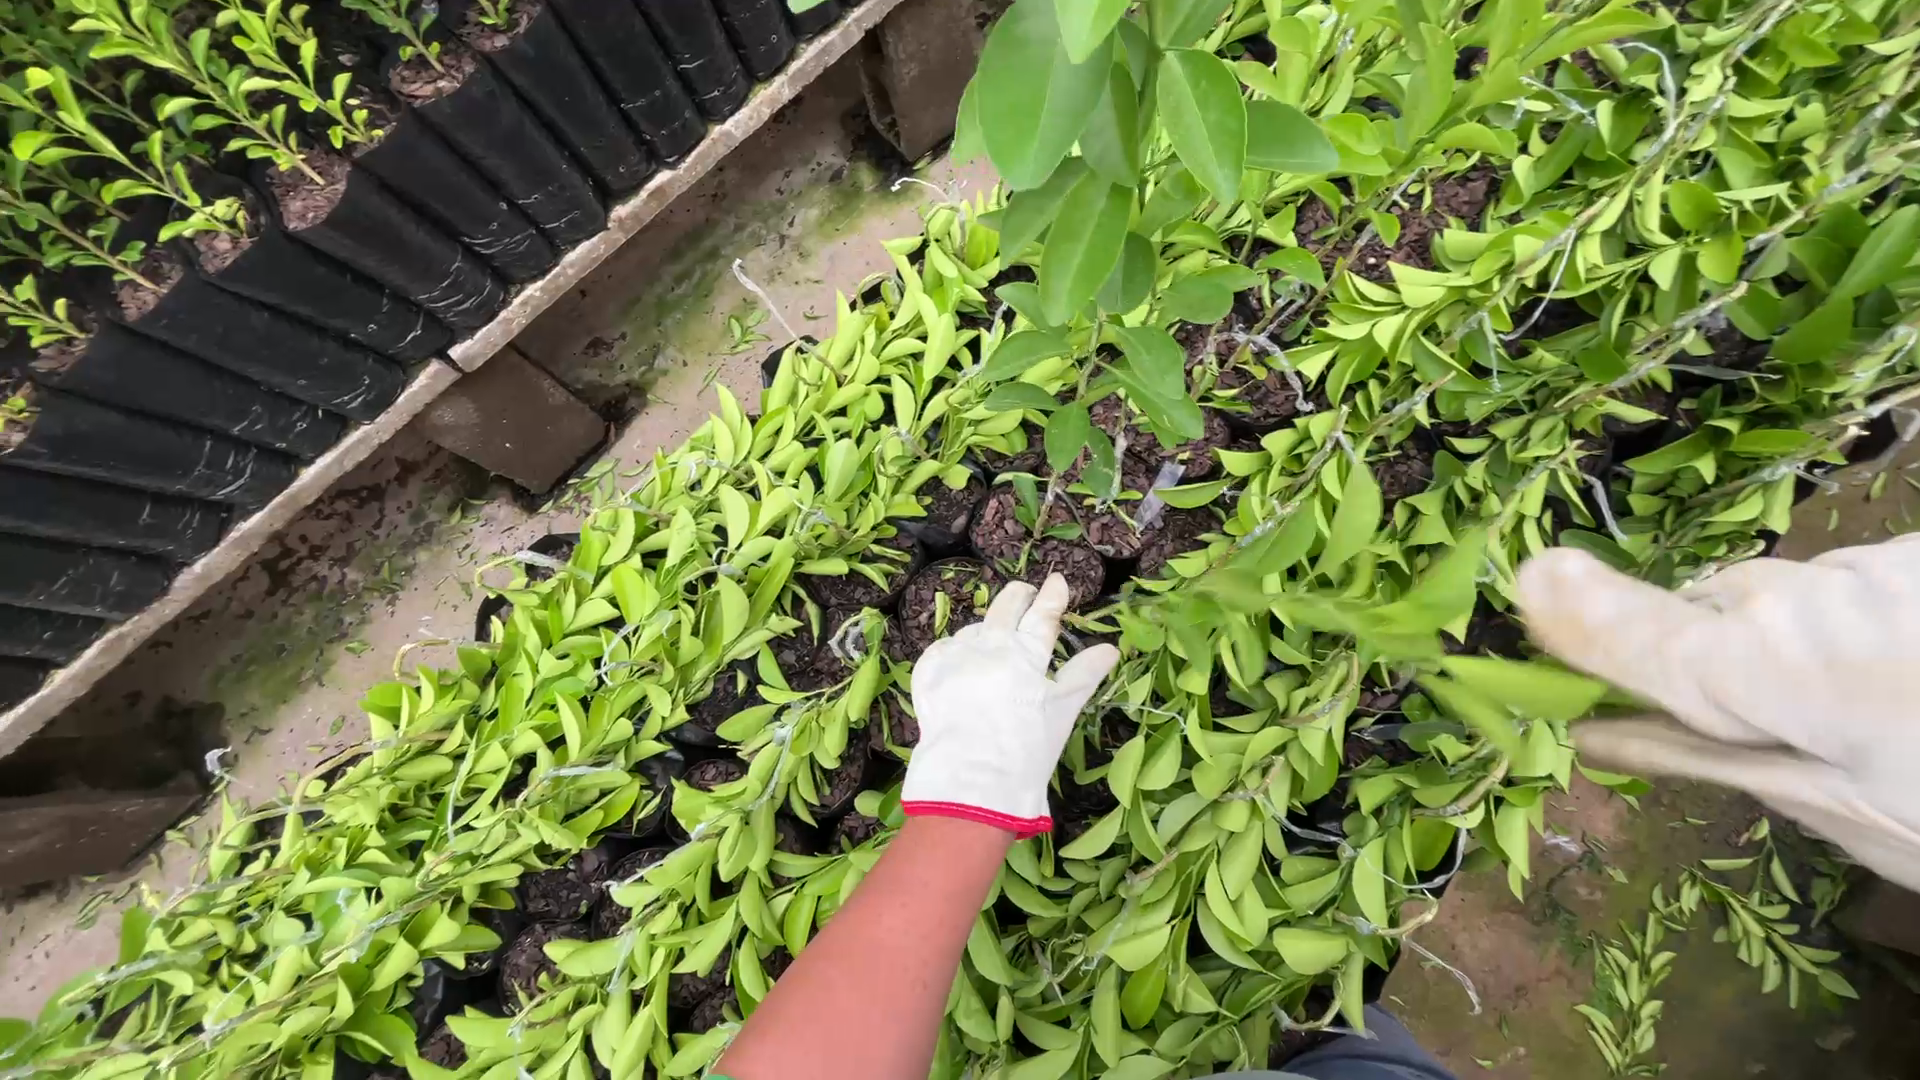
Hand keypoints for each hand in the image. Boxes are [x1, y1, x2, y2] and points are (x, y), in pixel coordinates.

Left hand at [902, 573, 1120, 836]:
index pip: (1042, 616)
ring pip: (974, 629)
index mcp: (1025, 657)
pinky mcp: (928, 673)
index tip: (1057, 580)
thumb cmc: (1026, 752)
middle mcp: (989, 648)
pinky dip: (956, 651)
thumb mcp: (1061, 714)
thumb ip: (1083, 676)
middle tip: (1024, 592)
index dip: (1052, 596)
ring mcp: (955, 658)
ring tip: (994, 641)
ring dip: (987, 629)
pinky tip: (963, 661)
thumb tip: (1110, 648)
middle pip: (1005, 608)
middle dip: (1017, 596)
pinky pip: (944, 649)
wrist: (971, 782)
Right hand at [1516, 537, 1919, 889]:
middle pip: (1703, 611)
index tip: (1526, 579)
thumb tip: (1592, 732)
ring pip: (1774, 595)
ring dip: (1786, 638)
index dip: (1571, 613)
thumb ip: (1702, 757)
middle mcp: (1803, 598)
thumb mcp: (1847, 809)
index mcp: (1771, 672)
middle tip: (1762, 721)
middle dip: (1706, 654)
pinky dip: (1857, 621)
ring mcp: (1872, 568)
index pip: (1630, 633)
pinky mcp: (1916, 554)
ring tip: (1876, 701)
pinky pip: (1846, 584)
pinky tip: (1913, 664)